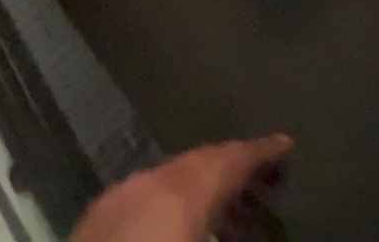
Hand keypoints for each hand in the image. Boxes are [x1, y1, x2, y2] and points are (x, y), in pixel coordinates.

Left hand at [71, 135, 292, 241]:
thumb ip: (242, 233)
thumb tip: (264, 233)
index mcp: (177, 196)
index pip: (227, 159)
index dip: (260, 152)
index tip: (286, 146)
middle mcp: (144, 186)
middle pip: (197, 166)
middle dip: (235, 173)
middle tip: (271, 187)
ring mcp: (112, 205)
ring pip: (168, 184)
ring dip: (205, 196)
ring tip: (236, 227)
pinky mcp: (91, 227)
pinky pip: (144, 204)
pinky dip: (174, 211)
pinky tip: (185, 235)